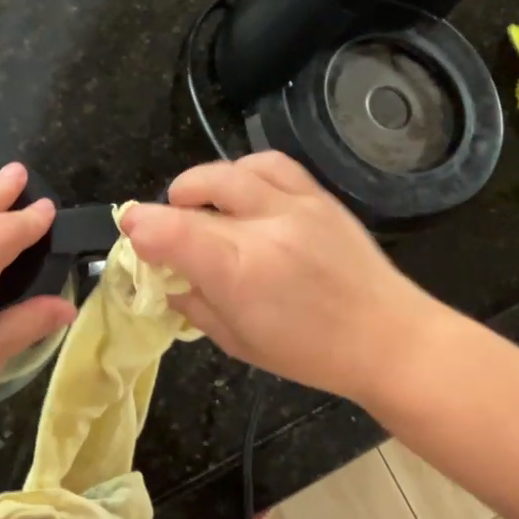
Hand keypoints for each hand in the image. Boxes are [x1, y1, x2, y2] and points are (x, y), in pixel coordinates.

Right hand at [119, 151, 451, 401]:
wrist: (388, 340)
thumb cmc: (308, 353)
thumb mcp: (235, 342)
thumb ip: (193, 305)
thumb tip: (166, 281)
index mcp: (239, 272)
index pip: (170, 231)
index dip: (140, 228)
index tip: (130, 235)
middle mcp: (264, 228)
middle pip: (193, 198)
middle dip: (162, 210)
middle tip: (158, 230)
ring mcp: (295, 206)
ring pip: (230, 171)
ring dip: (198, 184)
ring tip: (192, 204)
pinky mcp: (319, 197)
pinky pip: (271, 165)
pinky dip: (241, 172)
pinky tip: (237, 192)